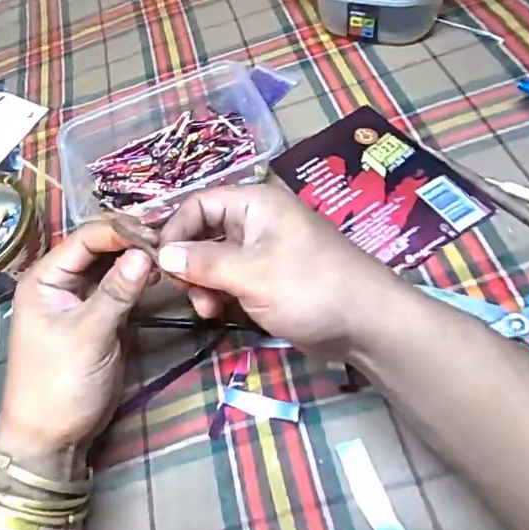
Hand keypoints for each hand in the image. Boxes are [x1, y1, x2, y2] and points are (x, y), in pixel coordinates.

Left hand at [0, 221, 154, 459]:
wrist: (52, 436)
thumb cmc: (59, 382)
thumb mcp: (88, 335)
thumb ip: (116, 292)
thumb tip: (145, 253)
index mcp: (45, 278)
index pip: (85, 239)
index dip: (120, 232)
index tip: (157, 231)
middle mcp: (60, 281)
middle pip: (98, 248)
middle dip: (131, 242)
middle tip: (169, 240)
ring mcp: (80, 299)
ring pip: (111, 266)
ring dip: (136, 259)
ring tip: (168, 254)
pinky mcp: (98, 316)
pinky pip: (118, 288)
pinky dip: (137, 280)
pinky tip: (158, 275)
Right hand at [154, 184, 401, 360]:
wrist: (368, 325)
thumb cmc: (309, 287)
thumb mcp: (251, 274)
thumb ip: (203, 263)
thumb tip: (161, 255)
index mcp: (254, 204)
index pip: (197, 204)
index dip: (175, 230)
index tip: (160, 263)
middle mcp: (255, 221)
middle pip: (202, 232)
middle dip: (188, 263)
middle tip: (184, 291)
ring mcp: (261, 250)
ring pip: (212, 259)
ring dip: (201, 283)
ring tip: (205, 309)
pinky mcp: (266, 277)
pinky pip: (229, 278)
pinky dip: (218, 293)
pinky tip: (216, 313)